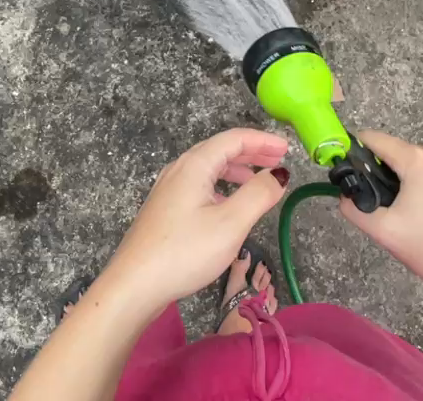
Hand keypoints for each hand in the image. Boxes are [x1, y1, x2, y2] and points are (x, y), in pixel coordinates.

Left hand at [96, 128, 291, 312]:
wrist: (135, 283)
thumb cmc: (185, 251)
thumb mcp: (230, 224)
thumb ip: (258, 195)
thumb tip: (279, 174)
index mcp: (195, 164)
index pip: (233, 139)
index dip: (262, 140)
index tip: (287, 148)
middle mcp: (179, 168)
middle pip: (220, 149)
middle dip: (251, 152)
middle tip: (279, 160)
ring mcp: (169, 187)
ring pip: (208, 167)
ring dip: (237, 169)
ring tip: (259, 181)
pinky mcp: (165, 207)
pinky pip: (199, 183)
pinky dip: (221, 184)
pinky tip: (228, 204)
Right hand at [339, 130, 422, 289]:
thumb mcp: (386, 233)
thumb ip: (355, 211)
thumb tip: (344, 198)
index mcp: (415, 160)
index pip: (374, 139)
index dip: (356, 152)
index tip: (351, 173)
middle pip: (397, 153)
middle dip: (385, 174)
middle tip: (385, 206)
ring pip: (420, 166)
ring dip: (409, 182)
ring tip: (412, 216)